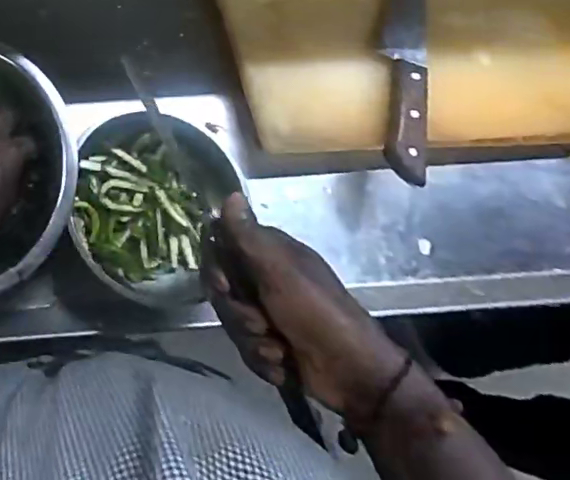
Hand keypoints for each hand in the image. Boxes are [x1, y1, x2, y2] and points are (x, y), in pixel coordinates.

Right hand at [204, 192, 407, 421]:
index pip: (220, 245)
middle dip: (237, 312)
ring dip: (252, 340)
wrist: (355, 375)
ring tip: (279, 350)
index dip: (215, 266)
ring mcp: (266, 311)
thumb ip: (248, 235)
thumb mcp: (280, 270)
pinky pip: (245, 348)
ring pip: (231, 320)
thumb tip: (231, 193)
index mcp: (266, 252)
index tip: (225, 285)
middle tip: (260, 323)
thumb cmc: (318, 312)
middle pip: (220, 288)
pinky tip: (283, 365)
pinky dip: (262, 360)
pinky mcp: (269, 343)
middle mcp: (262, 277)